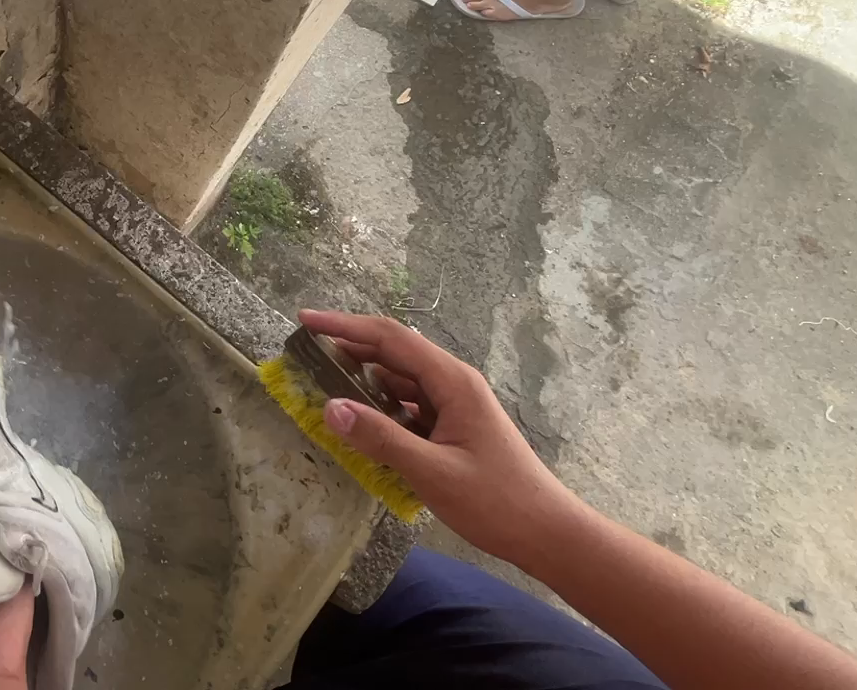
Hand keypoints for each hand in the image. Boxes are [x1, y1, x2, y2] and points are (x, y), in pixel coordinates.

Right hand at [301, 311, 590, 568]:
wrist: (551, 536)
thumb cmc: (498, 502)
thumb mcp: (433, 472)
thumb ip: (380, 437)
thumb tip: (329, 407)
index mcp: (451, 381)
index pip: (389, 338)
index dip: (344, 325)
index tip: (306, 320)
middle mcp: (451, 382)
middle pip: (391, 351)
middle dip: (347, 345)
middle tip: (305, 350)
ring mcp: (452, 403)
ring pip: (396, 376)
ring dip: (360, 375)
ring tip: (321, 380)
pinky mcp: (449, 424)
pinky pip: (405, 401)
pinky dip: (377, 402)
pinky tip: (358, 417)